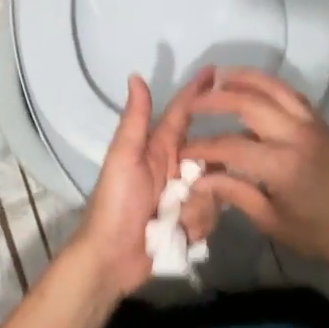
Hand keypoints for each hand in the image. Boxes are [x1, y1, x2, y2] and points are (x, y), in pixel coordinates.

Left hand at [66, 68, 214, 297]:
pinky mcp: (191, 223)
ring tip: (175, 218)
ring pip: (214, 188)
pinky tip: (181, 235)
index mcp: (158, 148)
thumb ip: (135, 119)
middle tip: (197, 184)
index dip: (197, 91)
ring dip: (197, 206)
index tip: (216, 69)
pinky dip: (197, 226)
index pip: (182, 112)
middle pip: (211, 155)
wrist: (112, 258)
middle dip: (209, 171)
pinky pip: (211, 215)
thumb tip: (135, 76)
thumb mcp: (124, 157)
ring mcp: (184, 197)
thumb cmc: (115, 204)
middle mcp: (175, 168)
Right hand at [180, 69, 328, 282]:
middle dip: (217, 99)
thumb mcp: (273, 221)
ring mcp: (312, 125)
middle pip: (250, 103)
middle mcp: (296, 135)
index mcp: (282, 165)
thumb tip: (201, 178)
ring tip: (218, 77)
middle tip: (193, 102)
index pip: (230, 145)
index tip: (181, 149)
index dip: (201, 146)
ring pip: (274, 88)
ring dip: (245, 79)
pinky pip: (292, 95)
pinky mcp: (321, 123)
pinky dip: (269, 85)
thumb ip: (236, 193)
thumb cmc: (320, 234)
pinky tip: (253, 87)